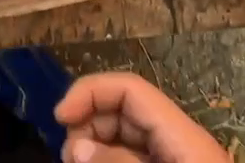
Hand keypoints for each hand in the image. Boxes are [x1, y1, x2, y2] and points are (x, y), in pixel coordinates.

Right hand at [55, 73, 226, 162]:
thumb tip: (77, 147)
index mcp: (184, 137)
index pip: (130, 90)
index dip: (90, 92)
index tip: (60, 119)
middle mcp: (180, 144)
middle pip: (124, 111)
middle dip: (90, 124)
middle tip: (69, 157)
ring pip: (125, 138)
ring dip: (97, 147)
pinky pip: (134, 160)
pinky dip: (111, 162)